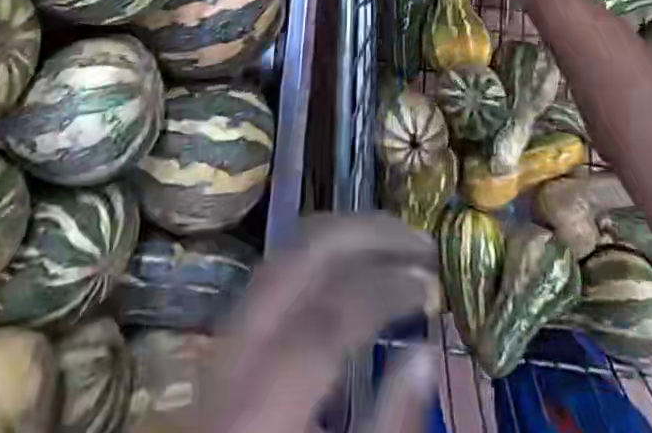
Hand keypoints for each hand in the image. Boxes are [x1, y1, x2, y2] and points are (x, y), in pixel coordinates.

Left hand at [199, 214, 440, 432]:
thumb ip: (387, 424)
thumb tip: (424, 355)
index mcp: (260, 402)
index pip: (328, 319)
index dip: (386, 289)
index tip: (430, 282)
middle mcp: (234, 353)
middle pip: (300, 259)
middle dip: (368, 237)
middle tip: (421, 243)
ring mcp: (220, 341)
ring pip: (284, 254)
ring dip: (346, 237)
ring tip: (396, 242)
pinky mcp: (222, 341)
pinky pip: (274, 274)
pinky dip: (321, 256)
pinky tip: (355, 266)